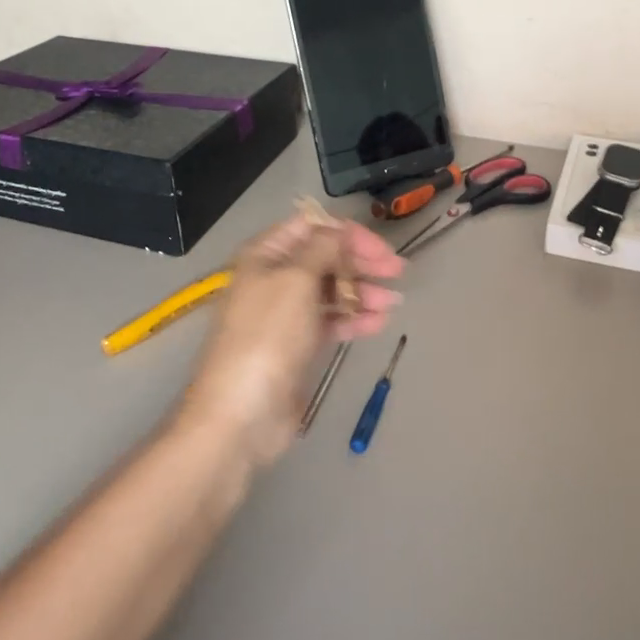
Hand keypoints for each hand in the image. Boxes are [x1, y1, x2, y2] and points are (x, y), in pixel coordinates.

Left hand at [176, 214, 403, 466]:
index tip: (380, 249)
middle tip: (398, 271)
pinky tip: (379, 323)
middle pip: (323, 258)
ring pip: (330, 291)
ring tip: (394, 302)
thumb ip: (323, 249)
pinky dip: (354, 319)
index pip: (311, 226)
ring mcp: (284, 315)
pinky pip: (330, 322)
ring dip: (362, 292)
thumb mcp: (296, 280)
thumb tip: (340, 233)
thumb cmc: (267, 336)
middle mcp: (273, 279)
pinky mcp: (296, 346)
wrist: (241, 412)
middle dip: (360, 261)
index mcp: (264, 255)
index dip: (347, 233)